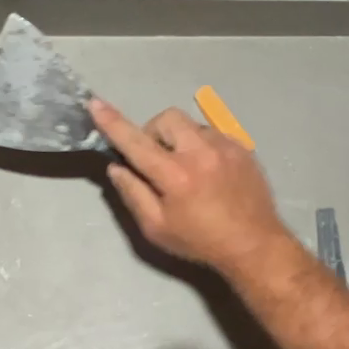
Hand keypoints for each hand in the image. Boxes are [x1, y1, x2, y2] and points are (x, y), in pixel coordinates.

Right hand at [89, 98, 289, 271]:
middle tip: (156, 160)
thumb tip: (117, 167)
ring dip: (179, 140)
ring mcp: (225, 146)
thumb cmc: (199, 241)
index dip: (112, 123)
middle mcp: (200, 152)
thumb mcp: (156, 228)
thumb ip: (132, 193)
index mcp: (175, 175)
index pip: (136, 142)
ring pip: (191, 125)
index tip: (95, 104)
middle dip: (154, 133)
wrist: (253, 244)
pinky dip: (201, 145)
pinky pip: (213, 133)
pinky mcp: (242, 147)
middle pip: (167, 119)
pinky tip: (207, 170)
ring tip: (186, 168)